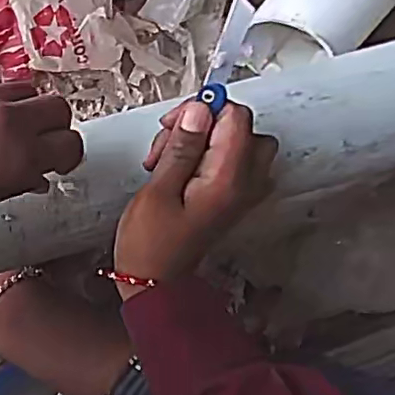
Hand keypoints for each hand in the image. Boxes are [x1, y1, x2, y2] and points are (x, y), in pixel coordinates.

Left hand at [0, 71, 84, 227]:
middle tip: (38, 140)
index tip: (58, 160)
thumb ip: (16, 182)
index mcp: (19, 156)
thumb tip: (34, 176)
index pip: (69, 144)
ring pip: (24, 87)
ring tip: (4, 124)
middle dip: (52, 125)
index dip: (66, 154)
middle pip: (56, 107)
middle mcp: (6, 119)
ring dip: (22, 106)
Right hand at [112, 100, 275, 296]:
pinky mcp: (233, 198)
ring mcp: (243, 192)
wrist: (154, 282)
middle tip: (166, 145)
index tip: (171, 125)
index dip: (202, 112)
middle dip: (202, 125)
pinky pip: (232, 162)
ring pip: (237, 142)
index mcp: (228, 180)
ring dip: (202, 141)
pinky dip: (207, 157)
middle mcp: (246, 183)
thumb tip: (199, 111)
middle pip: (241, 127)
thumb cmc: (149, 244)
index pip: (235, 118)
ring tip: (166, 162)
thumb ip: (182, 148)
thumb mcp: (157, 191)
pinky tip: (179, 172)